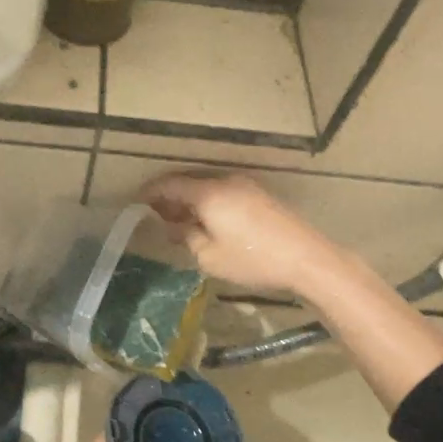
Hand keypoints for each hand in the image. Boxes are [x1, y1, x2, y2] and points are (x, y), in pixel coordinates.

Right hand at [143, 172, 342, 296]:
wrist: (306, 258)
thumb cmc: (253, 260)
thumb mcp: (210, 256)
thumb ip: (187, 237)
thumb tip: (174, 227)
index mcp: (209, 193)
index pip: (171, 184)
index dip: (151, 192)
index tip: (137, 202)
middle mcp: (226, 181)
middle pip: (190, 182)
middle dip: (170, 197)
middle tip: (157, 216)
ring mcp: (246, 186)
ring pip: (208, 187)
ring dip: (191, 201)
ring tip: (181, 223)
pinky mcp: (260, 196)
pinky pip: (225, 192)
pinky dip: (210, 203)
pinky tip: (208, 223)